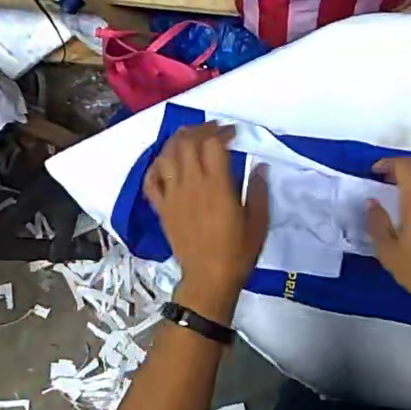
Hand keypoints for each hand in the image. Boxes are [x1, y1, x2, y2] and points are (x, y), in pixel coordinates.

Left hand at [145, 123, 269, 319]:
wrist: (208, 279)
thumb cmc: (237, 252)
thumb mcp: (258, 221)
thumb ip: (258, 190)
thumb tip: (259, 166)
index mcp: (216, 186)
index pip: (213, 144)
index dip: (222, 132)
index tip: (233, 133)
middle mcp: (190, 184)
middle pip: (186, 143)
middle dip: (199, 129)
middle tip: (212, 130)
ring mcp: (171, 195)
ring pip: (166, 155)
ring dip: (177, 141)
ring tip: (189, 138)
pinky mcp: (161, 208)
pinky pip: (150, 180)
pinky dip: (156, 165)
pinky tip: (165, 161)